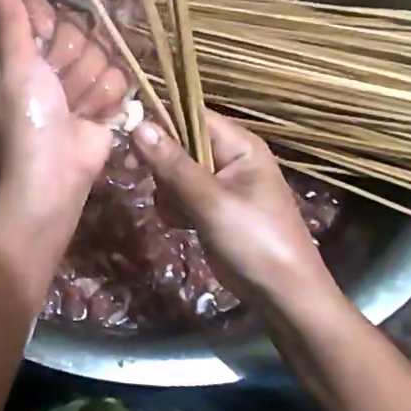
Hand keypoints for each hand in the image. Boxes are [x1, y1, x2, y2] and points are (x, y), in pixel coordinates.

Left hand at [0, 0, 117, 215]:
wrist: (55, 170)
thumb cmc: (28, 115)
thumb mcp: (14, 64)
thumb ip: (10, 20)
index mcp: (22, 51)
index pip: (46, 10)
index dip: (48, 24)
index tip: (40, 45)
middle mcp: (50, 62)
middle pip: (78, 31)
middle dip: (69, 61)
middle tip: (54, 88)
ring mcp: (79, 81)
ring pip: (102, 54)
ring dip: (87, 85)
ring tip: (71, 109)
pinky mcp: (105, 100)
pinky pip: (119, 78)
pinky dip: (105, 101)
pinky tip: (90, 118)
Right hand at [130, 111, 337, 308]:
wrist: (282, 295)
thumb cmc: (255, 241)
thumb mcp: (211, 202)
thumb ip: (173, 165)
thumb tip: (138, 125)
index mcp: (239, 145)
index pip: (191, 115)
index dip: (159, 122)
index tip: (129, 139)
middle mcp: (229, 157)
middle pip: (178, 142)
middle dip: (160, 164)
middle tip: (141, 177)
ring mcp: (219, 183)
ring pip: (172, 170)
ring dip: (164, 190)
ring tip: (174, 213)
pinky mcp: (209, 206)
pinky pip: (177, 193)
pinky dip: (171, 206)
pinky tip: (177, 224)